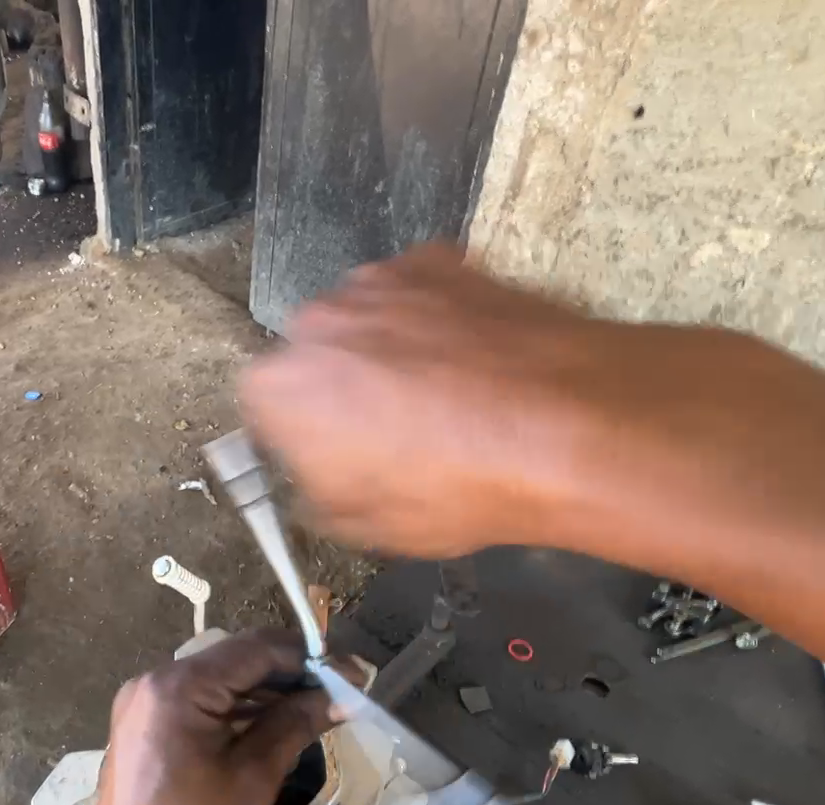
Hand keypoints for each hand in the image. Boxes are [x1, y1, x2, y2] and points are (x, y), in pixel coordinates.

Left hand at [83, 628, 332, 804]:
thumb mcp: (252, 781)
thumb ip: (293, 725)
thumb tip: (337, 697)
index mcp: (175, 687)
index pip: (253, 649)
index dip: (308, 657)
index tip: (355, 674)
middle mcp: (152, 683)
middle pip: (234, 662)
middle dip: (290, 675)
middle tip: (343, 694)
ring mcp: (142, 707)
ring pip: (217, 684)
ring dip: (266, 695)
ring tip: (319, 711)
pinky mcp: (142, 731)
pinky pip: (198, 706)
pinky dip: (236, 713)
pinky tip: (275, 727)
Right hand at [240, 243, 729, 556]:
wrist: (562, 428)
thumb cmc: (447, 486)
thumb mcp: (356, 524)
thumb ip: (308, 490)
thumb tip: (313, 472)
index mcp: (277, 387)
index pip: (262, 409)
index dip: (294, 435)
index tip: (328, 454)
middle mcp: (312, 320)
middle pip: (310, 358)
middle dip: (337, 388)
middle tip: (387, 430)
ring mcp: (376, 281)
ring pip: (363, 324)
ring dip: (383, 353)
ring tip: (439, 398)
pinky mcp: (437, 260)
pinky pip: (415, 297)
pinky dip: (430, 322)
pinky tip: (467, 362)